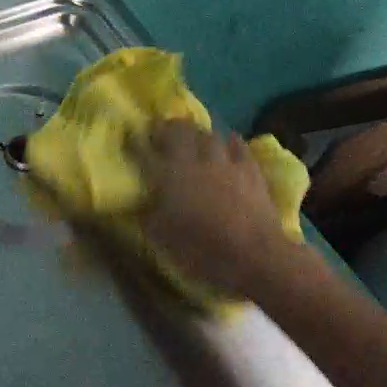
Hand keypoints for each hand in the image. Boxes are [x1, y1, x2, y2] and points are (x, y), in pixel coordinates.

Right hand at [135, 120, 296, 298]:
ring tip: (194, 140)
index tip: (132, 137)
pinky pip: (238, 146)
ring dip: (199, 135)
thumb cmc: (202, 250)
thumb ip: (148, 213)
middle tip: (163, 135)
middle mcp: (195, 161)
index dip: (137, 141)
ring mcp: (226, 163)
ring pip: (210, 135)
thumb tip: (141, 202)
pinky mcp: (251, 171)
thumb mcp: (161, 238)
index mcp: (169, 176)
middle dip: (169, 129)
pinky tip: (227, 145)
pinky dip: (229, 142)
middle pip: (181, 131)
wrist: (255, 257)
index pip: (146, 150)